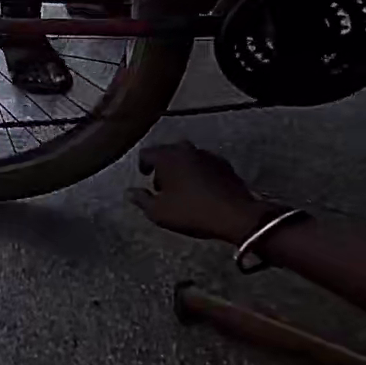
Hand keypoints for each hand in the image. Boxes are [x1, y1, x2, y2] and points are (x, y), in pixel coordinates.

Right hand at [127, 142, 273, 244]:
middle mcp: (186, 149)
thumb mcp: (159, 212)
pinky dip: (199, 173)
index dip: (143, 165)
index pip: (146, 153)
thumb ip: (141, 200)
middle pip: (167, 153)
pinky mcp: (224, 164)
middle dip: (163, 167)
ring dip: (182, 169)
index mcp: (167, 156)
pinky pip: (204, 164)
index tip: (145, 176)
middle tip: (163, 186)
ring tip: (183, 189)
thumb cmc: (192, 212)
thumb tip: (129, 192)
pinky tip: (202, 190)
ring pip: (187, 157)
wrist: (236, 215)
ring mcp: (207, 155)